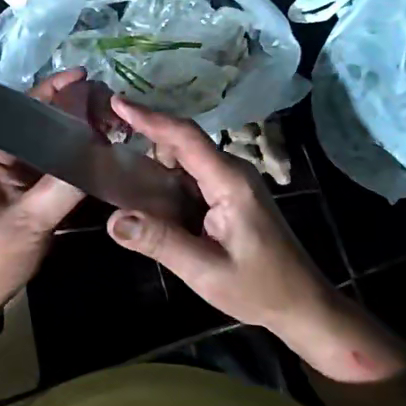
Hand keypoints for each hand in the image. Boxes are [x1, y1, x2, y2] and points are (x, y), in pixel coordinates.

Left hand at [0, 71, 86, 341]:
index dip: (60, 91)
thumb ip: (67, 182)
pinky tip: (94, 162)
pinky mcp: (11, 192)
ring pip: (43, 146)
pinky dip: (67, 164)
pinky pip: (43, 168)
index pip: (26, 108)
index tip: (92, 78)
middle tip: (114, 110)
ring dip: (73, 139)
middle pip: (37, 123)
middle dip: (73, 114)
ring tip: (112, 130)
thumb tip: (102, 146)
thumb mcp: (32, 220)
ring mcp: (0, 173)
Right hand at [103, 97, 333, 335]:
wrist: (302, 304)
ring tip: (112, 160)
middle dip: (144, 134)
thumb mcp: (205, 271)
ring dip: (153, 160)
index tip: (116, 102)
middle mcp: (232, 173)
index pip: (185, 137)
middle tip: (103, 134)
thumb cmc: (259, 288)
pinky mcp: (229, 197)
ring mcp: (233, 183)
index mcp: (229, 182)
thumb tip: (114, 219)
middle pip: (181, 143)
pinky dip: (165, 180)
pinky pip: (191, 178)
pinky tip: (141, 191)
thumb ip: (160, 242)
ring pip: (185, 160)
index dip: (149, 117)